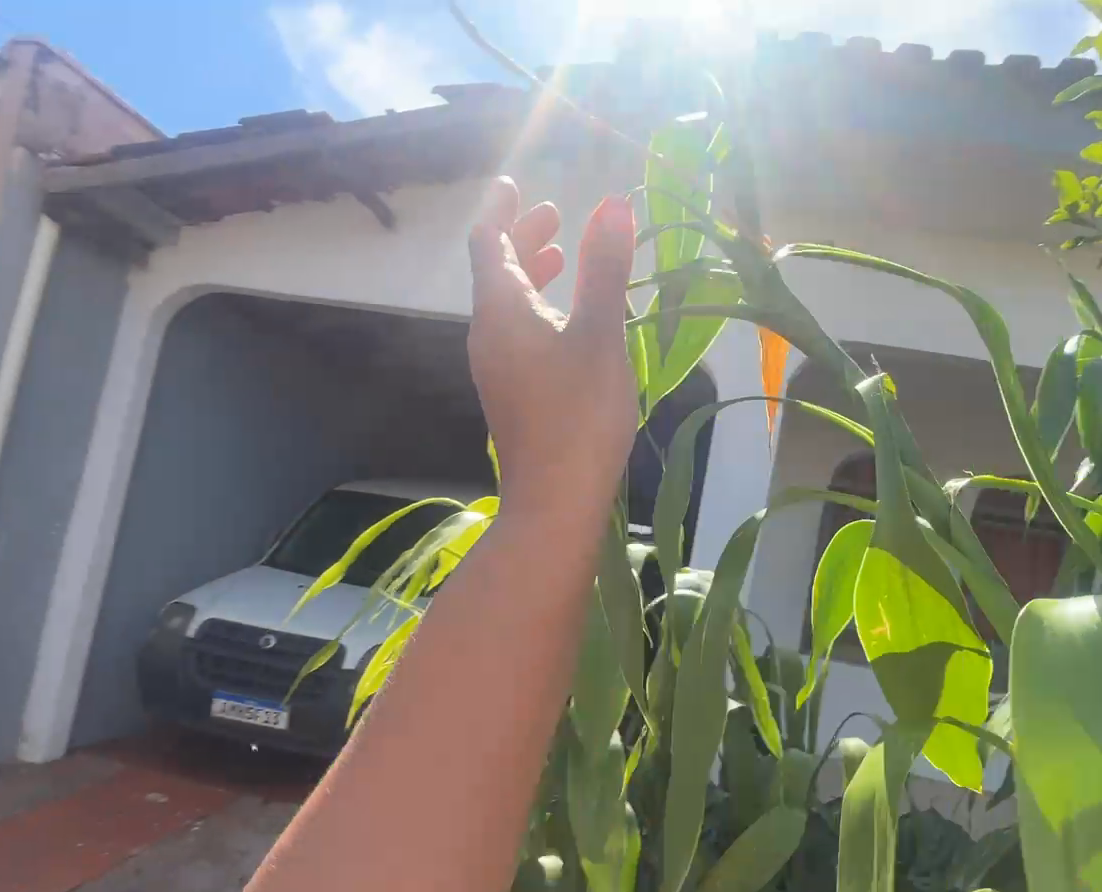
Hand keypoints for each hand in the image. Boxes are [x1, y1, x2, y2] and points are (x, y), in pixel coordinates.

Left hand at [466, 176, 637, 517]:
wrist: (555, 497)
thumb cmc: (579, 413)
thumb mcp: (599, 337)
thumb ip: (604, 270)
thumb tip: (613, 203)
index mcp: (502, 311)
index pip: (488, 241)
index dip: (502, 209)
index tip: (518, 184)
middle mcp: (488, 335)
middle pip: (495, 272)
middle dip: (522, 238)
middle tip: (554, 215)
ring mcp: (496, 368)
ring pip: (506, 306)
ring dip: (531, 275)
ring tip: (561, 258)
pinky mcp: (511, 394)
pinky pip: (515, 333)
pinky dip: (536, 309)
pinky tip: (566, 321)